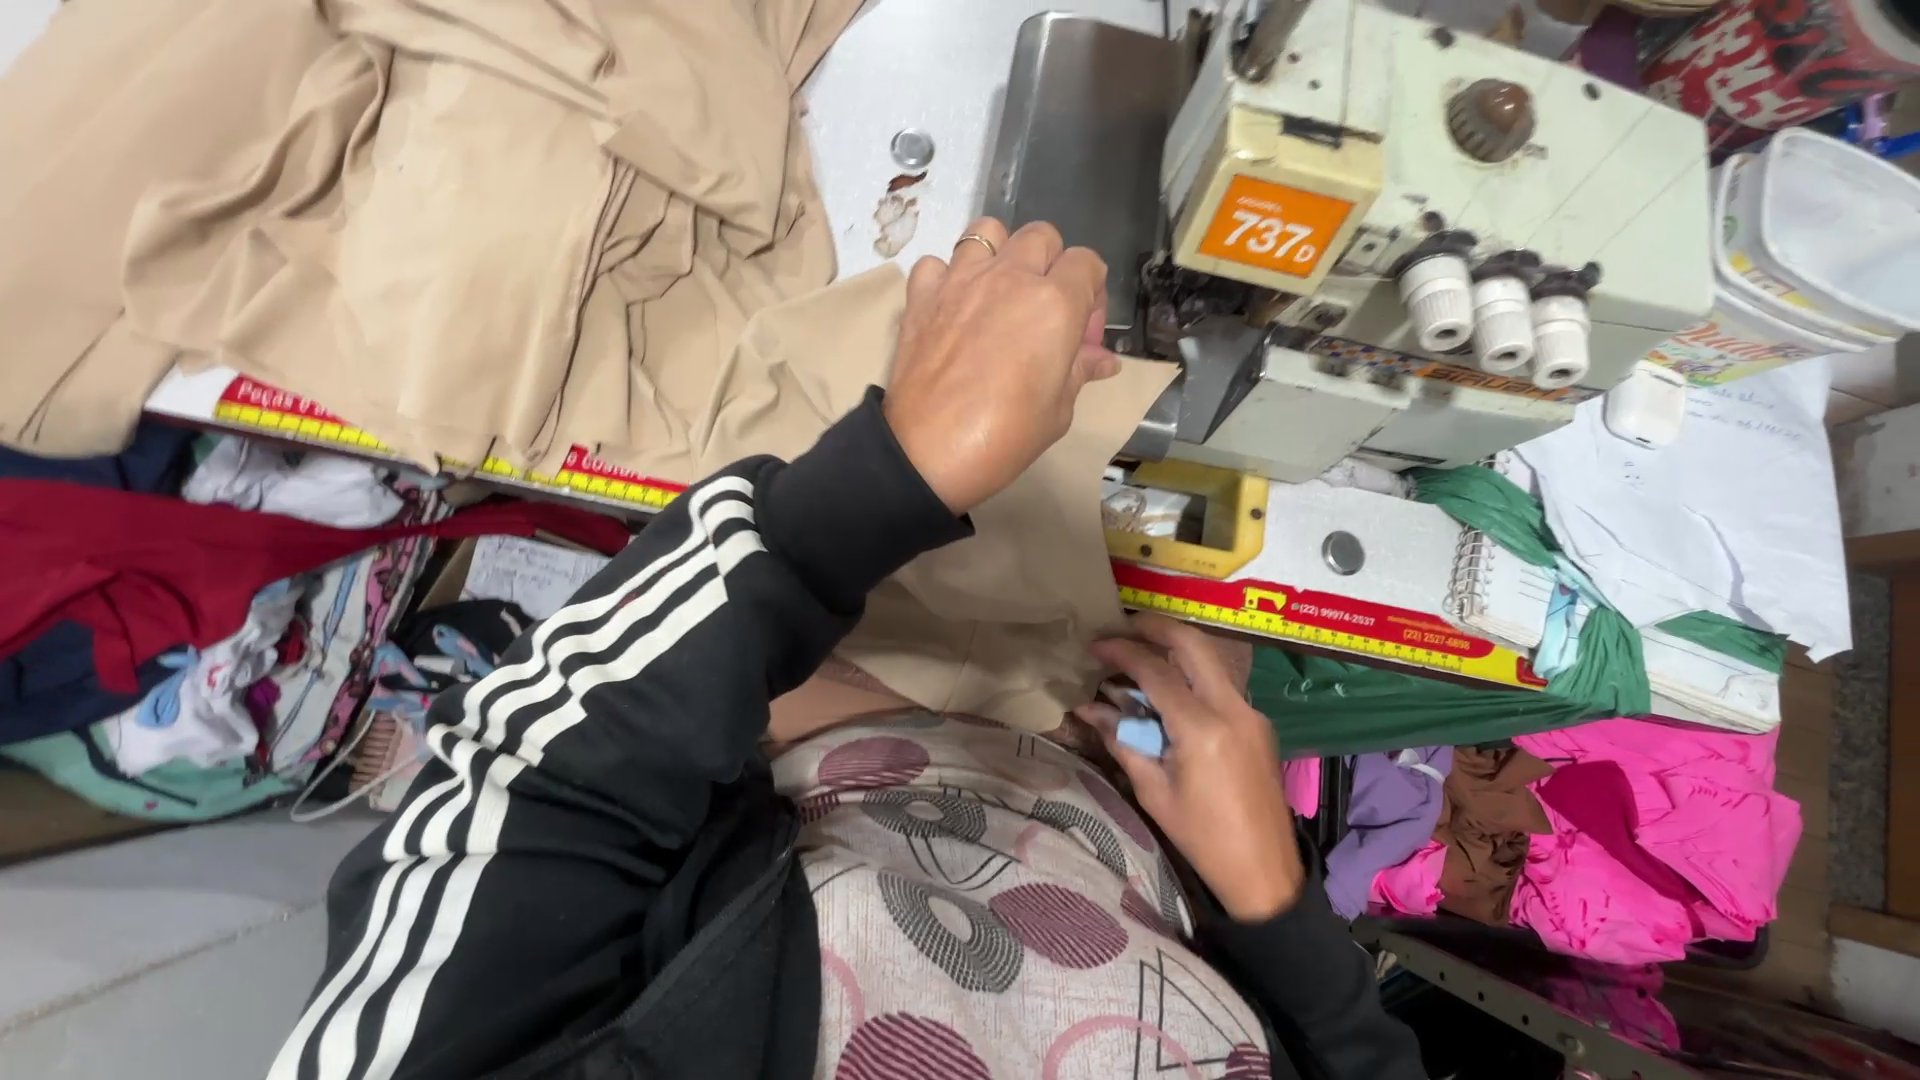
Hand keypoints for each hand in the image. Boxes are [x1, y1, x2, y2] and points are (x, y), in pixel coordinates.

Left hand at [884, 217, 1120, 514]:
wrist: (929, 454)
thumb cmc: (1005, 437)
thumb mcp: (1058, 411)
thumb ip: (1079, 371)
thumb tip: (1103, 360)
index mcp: (1054, 303)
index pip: (1087, 263)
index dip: (1092, 294)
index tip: (1082, 333)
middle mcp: (1009, 278)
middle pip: (1041, 236)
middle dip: (1051, 264)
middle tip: (1044, 311)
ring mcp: (960, 281)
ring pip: (987, 232)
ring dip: (1000, 254)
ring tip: (998, 294)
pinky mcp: (922, 297)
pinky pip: (936, 263)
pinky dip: (946, 277)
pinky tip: (952, 308)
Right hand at [1075, 613, 1306, 921]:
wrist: (1266, 873)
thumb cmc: (1203, 839)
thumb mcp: (1153, 792)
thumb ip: (1122, 741)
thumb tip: (1089, 708)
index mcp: (1202, 728)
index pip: (1155, 670)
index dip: (1121, 651)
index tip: (1094, 644)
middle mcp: (1232, 708)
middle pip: (1192, 643)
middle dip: (1154, 627)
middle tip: (1122, 627)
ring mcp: (1251, 713)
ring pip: (1210, 659)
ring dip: (1174, 649)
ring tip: (1140, 655)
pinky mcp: (1258, 723)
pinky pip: (1220, 683)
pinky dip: (1191, 674)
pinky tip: (1168, 691)